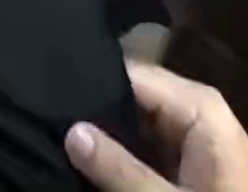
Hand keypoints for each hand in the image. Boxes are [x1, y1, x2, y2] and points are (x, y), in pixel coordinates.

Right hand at [66, 62, 247, 191]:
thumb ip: (121, 171)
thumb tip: (71, 131)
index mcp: (198, 105)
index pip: (132, 74)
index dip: (92, 84)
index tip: (51, 95)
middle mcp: (195, 112)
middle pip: (133, 99)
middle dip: (95, 115)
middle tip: (49, 121)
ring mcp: (194, 142)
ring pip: (137, 129)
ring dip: (107, 142)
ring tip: (58, 139)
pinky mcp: (191, 172)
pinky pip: (148, 154)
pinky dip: (123, 163)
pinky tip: (88, 167)